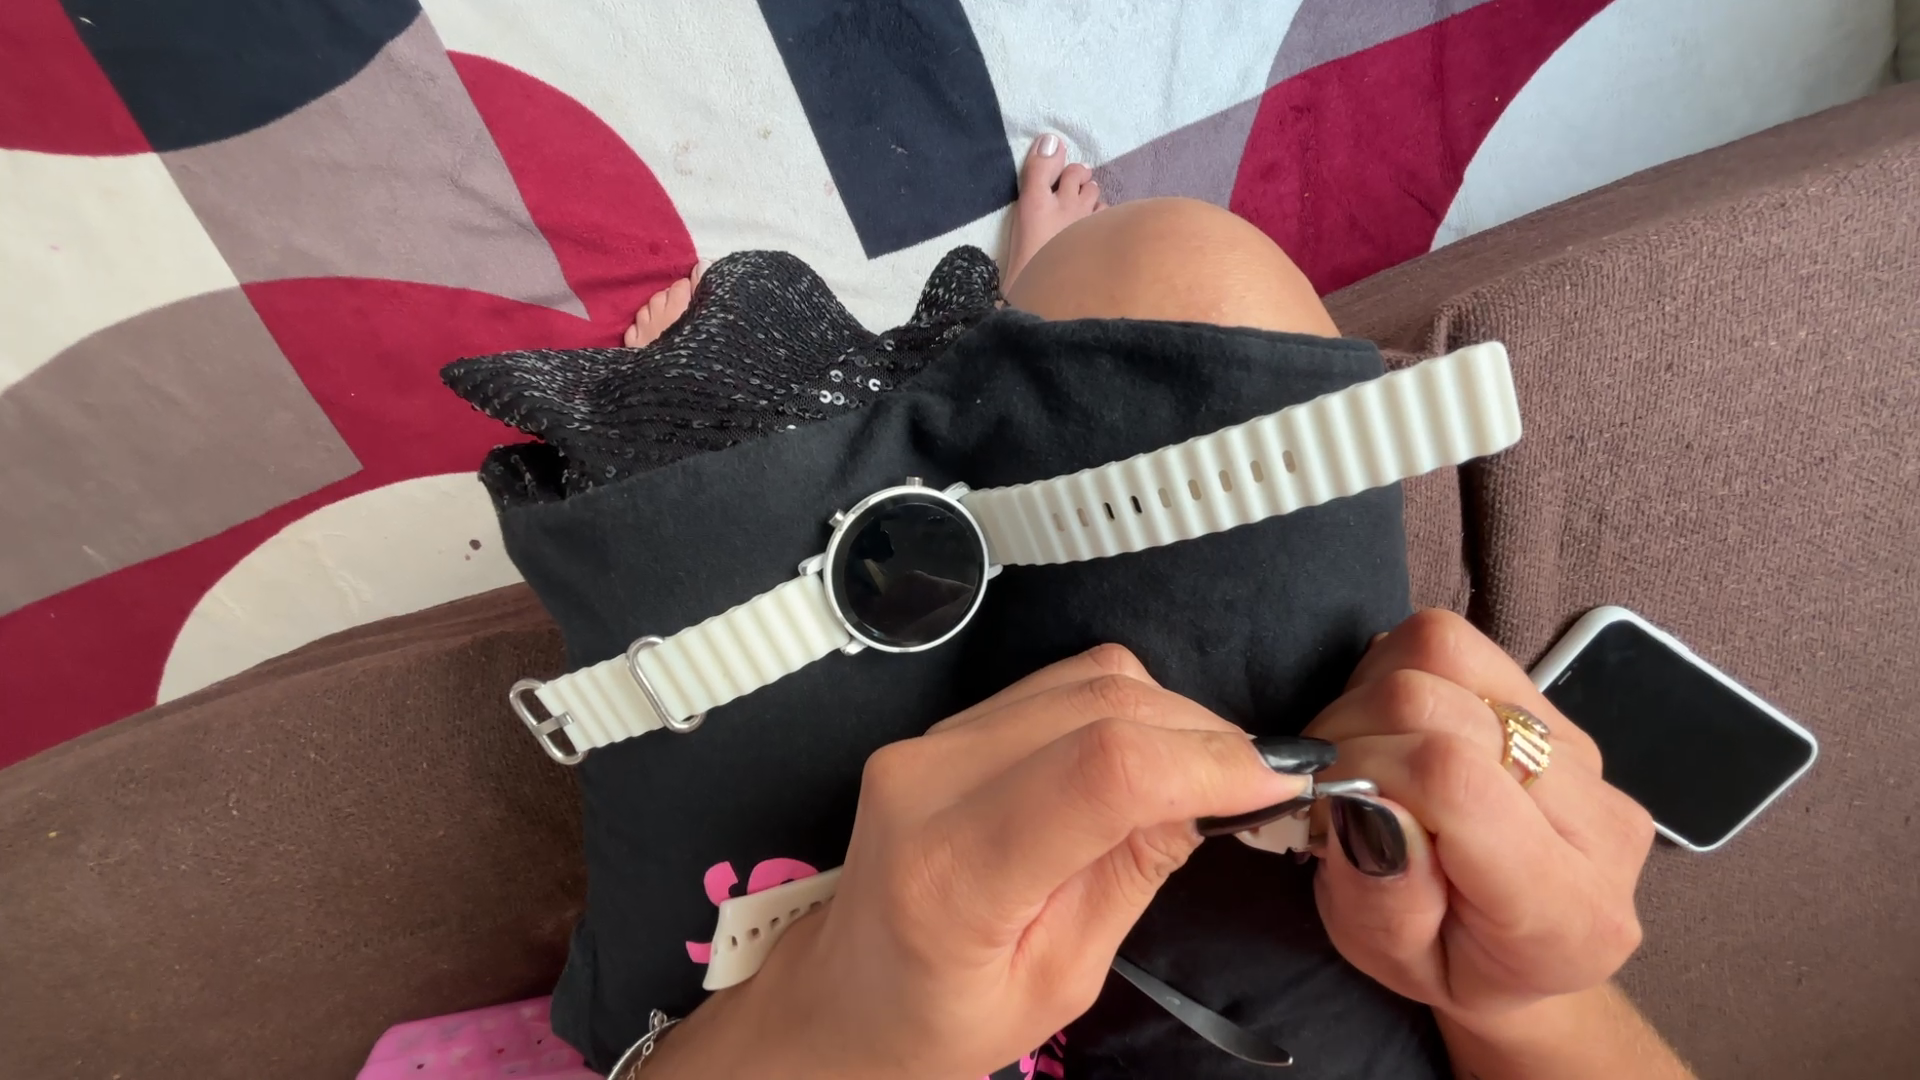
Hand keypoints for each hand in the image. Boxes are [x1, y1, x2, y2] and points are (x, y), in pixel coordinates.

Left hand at [656, 645, 1315, 1079]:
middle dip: (1199, 733)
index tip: (1278, 776)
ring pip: (1082, 679)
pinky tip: (1142, 751)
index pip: (1099, 772)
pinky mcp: (941, 723)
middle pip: (1097, 707)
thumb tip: (1210, 789)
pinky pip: (1053, 685)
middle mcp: (929, 779)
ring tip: (1201, 770)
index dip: (1204, 761)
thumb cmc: (946, 1014)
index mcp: (955, 873)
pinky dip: (1120, 706)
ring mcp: (928, 739)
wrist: (846, 983)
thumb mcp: (1060, 978)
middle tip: (1254, 778)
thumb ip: (1132, 869)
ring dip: (1165, 713)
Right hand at [1304, 610, 1656, 1031]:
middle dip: (1349, 731)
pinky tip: (1393, 724)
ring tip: (1365, 749)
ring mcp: (1578, 750)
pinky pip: (1449, 643)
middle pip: (1436, 702)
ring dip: (1369, 691)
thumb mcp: (1388, 959)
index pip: (1454, 777)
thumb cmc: (1442, 959)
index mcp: (1564, 904)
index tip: (1325, 803)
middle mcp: (1593, 814)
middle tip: (1332, 781)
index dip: (1363, 768)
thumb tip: (1360, 799)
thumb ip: (1380, 896)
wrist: (1513, 947)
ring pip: (1442, 652)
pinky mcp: (1549, 706)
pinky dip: (1394, 667)